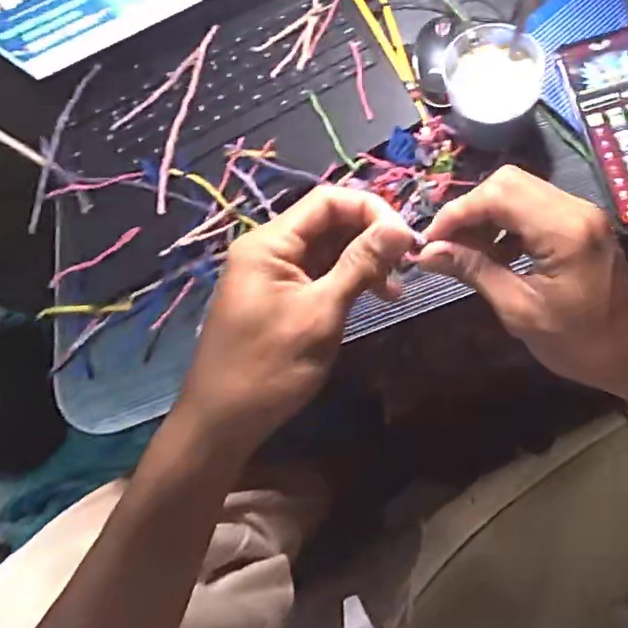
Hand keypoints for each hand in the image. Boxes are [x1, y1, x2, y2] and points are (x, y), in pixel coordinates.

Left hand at [176, 186, 417, 447]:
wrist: (220, 426)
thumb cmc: (268, 368)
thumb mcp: (321, 313)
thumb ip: (360, 265)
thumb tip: (401, 227)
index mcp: (270, 242)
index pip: (328, 200)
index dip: (372, 209)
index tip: (406, 237)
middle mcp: (272, 248)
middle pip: (331, 221)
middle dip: (373, 235)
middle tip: (407, 262)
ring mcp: (278, 272)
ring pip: (332, 247)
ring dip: (368, 259)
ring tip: (396, 286)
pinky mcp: (286, 294)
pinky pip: (325, 271)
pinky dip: (354, 279)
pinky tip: (380, 296)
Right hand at [416, 166, 627, 401]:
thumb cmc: (583, 343)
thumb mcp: (522, 312)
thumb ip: (475, 272)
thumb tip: (428, 252)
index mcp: (565, 230)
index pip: (499, 195)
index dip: (457, 213)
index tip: (430, 241)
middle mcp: (575, 208)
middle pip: (508, 181)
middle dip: (470, 210)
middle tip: (447, 246)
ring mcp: (581, 211)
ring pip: (519, 189)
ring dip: (487, 215)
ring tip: (468, 253)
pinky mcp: (580, 220)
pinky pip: (533, 205)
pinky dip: (506, 222)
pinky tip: (495, 254)